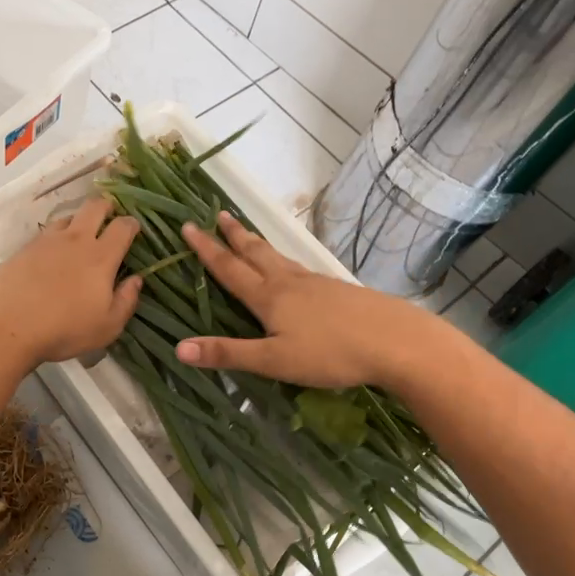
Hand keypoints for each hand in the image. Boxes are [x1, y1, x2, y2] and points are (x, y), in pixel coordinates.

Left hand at [0, 199, 141, 368]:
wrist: (6, 325)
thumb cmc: (63, 329)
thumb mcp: (106, 327)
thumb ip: (126, 301)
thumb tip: (136, 280)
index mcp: (101, 257)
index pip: (122, 227)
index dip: (131, 224)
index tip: (133, 229)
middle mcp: (76, 240)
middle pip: (95, 207)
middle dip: (106, 207)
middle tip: (109, 217)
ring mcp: (47, 241)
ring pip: (68, 217)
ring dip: (79, 220)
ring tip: (80, 236)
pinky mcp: (25, 248)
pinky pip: (46, 233)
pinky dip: (55, 237)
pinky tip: (52, 254)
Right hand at [175, 211, 460, 389]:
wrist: (395, 342)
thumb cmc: (330, 354)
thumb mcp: (274, 361)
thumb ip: (228, 353)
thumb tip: (179, 348)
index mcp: (268, 297)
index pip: (229, 268)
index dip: (206, 249)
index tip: (188, 227)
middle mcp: (288, 282)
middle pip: (254, 253)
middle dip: (233, 235)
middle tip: (217, 214)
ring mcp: (315, 283)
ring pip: (278, 257)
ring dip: (257, 243)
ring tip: (246, 234)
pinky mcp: (337, 290)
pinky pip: (298, 267)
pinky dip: (283, 260)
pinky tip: (291, 269)